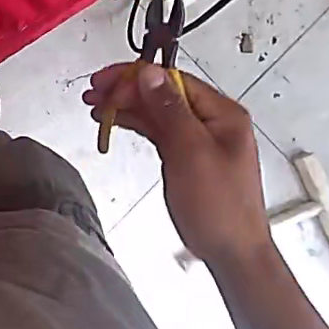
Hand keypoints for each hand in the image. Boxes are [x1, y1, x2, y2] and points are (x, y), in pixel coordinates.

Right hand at [84, 63, 270, 268]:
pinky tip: (115, 121)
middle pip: (163, 92)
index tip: (108, 82)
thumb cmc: (221, 209)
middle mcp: (212, 120)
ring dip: (127, 105)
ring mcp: (199, 137)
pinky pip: (158, 129)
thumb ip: (170, 109)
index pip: (172, 79)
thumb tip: (150, 73)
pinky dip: (136, 123)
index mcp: (222, 112)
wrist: (232, 254)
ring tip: (96, 106)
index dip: (136, 78)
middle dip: (127, 90)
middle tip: (96, 93)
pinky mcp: (187, 154)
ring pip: (157, 111)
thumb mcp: (191, 152)